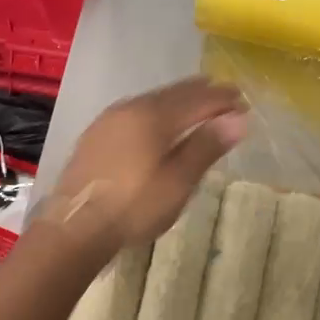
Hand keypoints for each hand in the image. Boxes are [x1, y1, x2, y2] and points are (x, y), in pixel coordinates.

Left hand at [47, 78, 248, 250]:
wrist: (76, 226)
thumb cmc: (134, 207)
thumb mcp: (178, 182)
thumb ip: (206, 147)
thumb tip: (238, 119)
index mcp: (154, 116)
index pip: (197, 99)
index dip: (222, 99)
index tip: (243, 100)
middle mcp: (130, 108)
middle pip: (173, 94)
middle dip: (201, 93)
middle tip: (225, 94)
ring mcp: (109, 120)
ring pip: (151, 100)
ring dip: (178, 100)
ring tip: (196, 103)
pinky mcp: (96, 135)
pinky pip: (134, 111)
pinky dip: (156, 111)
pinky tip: (158, 122)